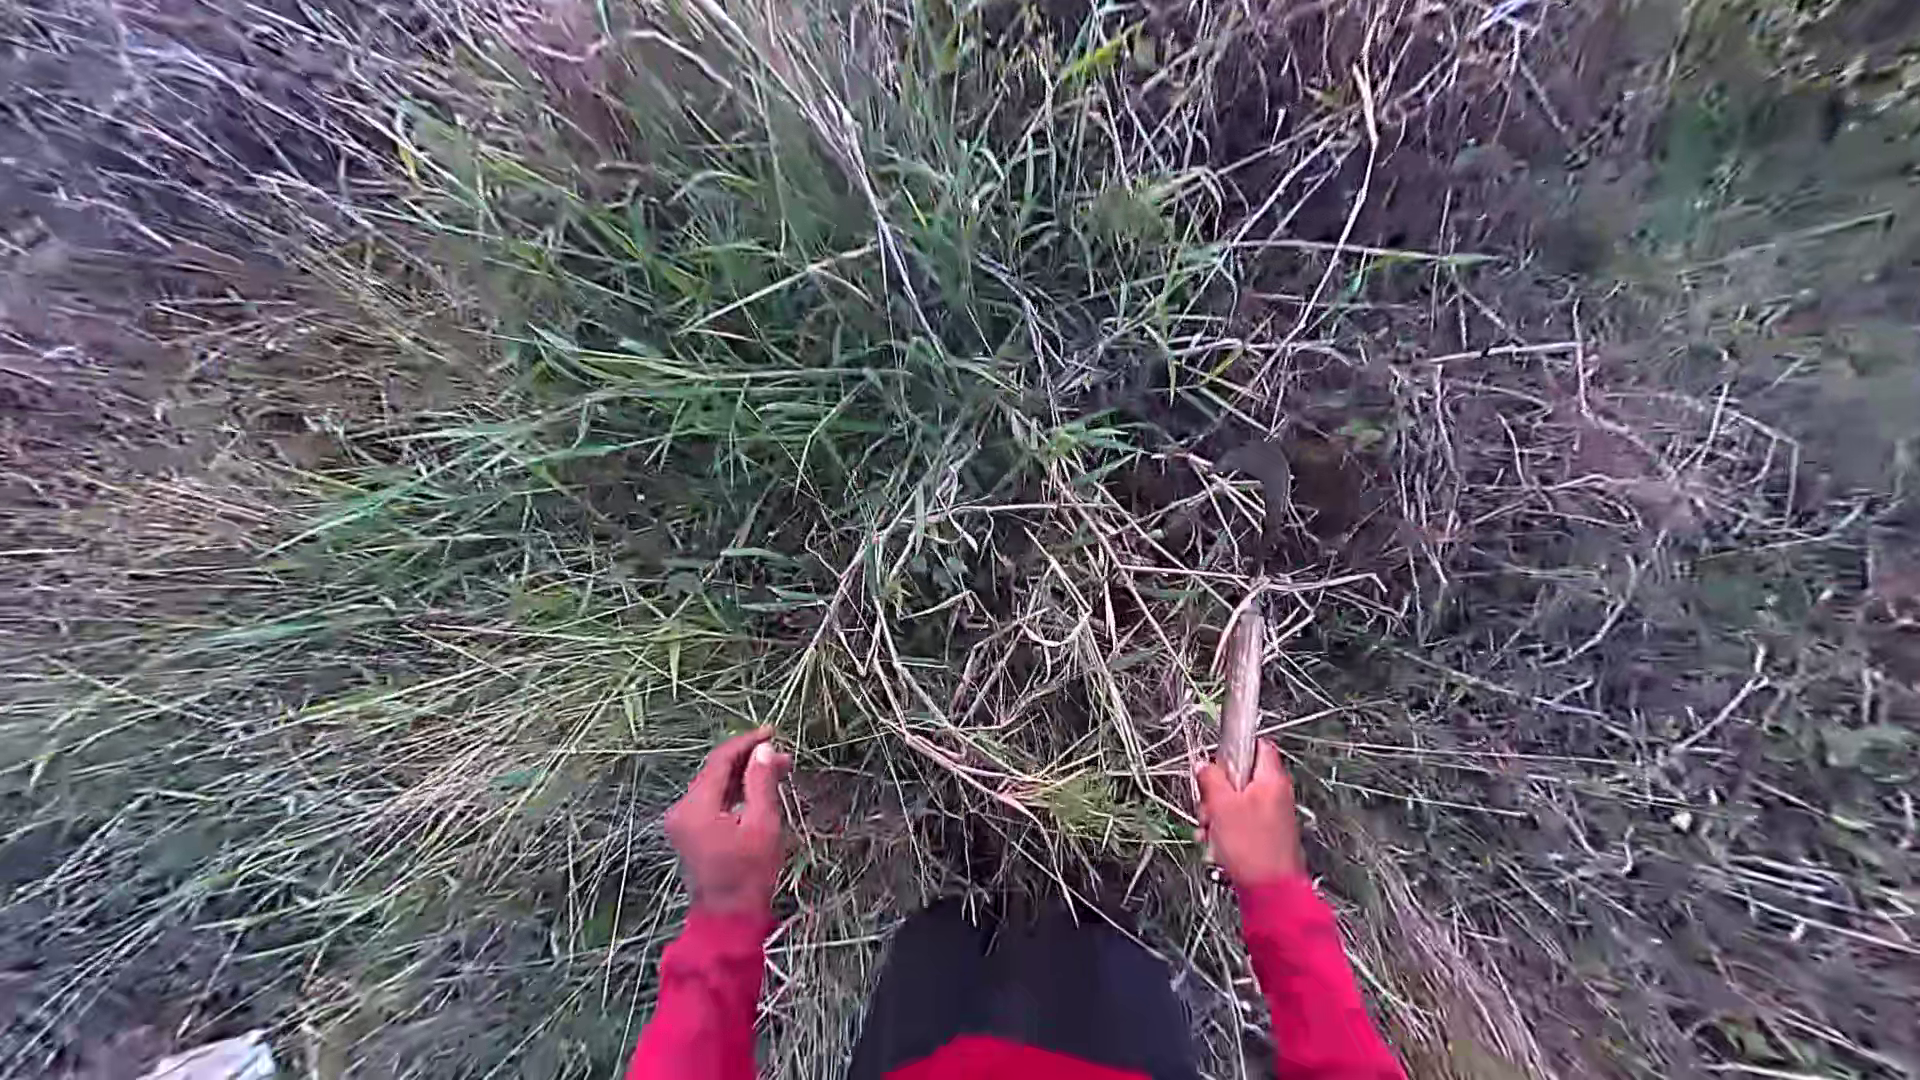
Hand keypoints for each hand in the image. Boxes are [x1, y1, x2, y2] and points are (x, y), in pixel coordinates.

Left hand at [665, 727, 791, 914]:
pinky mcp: (691, 831)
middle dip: (749, 759)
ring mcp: (684, 821)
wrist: (729, 919)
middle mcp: (682, 810)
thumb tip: (764, 749)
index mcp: (695, 807)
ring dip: (744, 774)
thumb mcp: (762, 824)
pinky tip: (759, 788)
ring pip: (716, 784)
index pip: (720, 760)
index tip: (772, 733)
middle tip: (782, 754)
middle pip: (716, 771)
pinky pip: (714, 799)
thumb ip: (761, 782)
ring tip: (777, 768)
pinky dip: (736, 790)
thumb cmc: (749, 873)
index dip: (746, 743)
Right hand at [1195, 739, 1303, 884]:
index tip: (1218, 759)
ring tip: (1212, 828)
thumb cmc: (1254, 849)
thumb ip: (1210, 778)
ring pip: (1235, 799)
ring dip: (1216, 812)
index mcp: (1271, 780)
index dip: (1234, 747)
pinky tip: (1217, 841)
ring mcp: (1271, 815)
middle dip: (1217, 789)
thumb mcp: (1221, 804)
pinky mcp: (1265, 834)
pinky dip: (1224, 828)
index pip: (1257, 745)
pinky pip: (1238, 820)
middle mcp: (1275, 794)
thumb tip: (1203, 766)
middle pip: (1239, 776)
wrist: (1270, 893)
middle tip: (1210, 802)